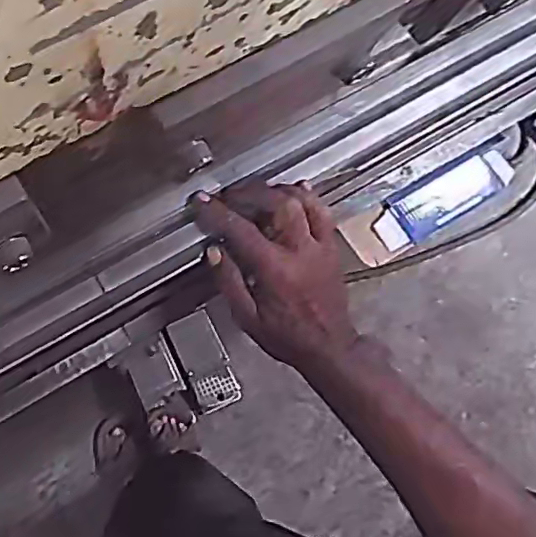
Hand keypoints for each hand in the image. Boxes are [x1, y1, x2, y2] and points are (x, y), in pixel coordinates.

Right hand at [191, 183, 357, 369]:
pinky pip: (323, 212)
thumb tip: (214, 252)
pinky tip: (295, 188)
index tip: (203, 203)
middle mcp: (301, 253)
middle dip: (248, 193)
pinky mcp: (331, 248)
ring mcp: (320, 247)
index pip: (242, 230)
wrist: (329, 348)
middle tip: (229, 195)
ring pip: (302, 202)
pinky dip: (308, 196)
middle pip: (276, 204)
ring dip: (276, 190)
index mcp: (276, 271)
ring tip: (257, 191)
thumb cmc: (290, 337)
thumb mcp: (247, 318)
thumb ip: (228, 282)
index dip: (218, 212)